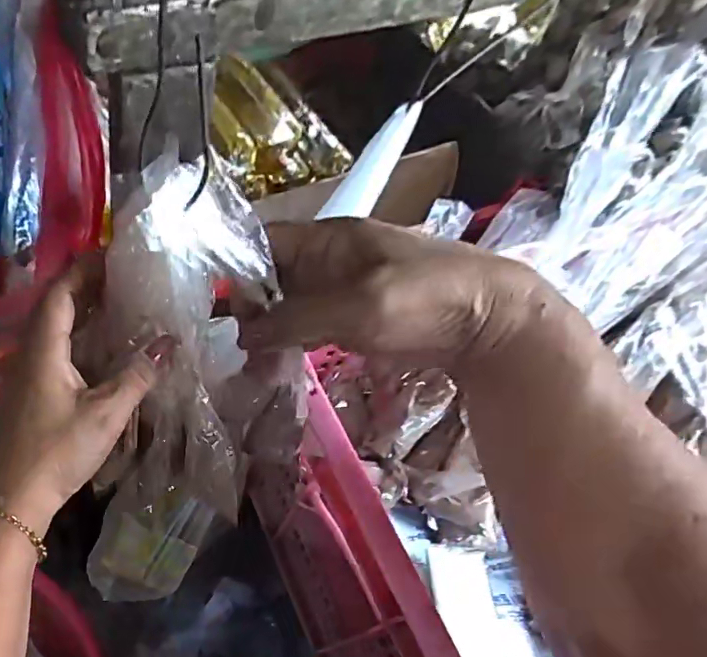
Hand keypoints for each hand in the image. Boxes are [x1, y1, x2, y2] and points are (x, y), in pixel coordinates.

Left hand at [0, 263, 159, 533]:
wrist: (17, 495)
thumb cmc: (59, 452)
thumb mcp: (106, 414)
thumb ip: (137, 376)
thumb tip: (169, 343)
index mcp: (43, 350)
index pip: (60, 293)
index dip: (84, 269)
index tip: (112, 255)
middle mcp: (27, 355)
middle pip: (51, 307)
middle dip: (82, 287)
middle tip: (118, 277)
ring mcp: (22, 375)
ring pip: (49, 331)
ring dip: (77, 313)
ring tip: (112, 305)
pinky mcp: (25, 394)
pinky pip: (48, 351)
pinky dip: (72, 339)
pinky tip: (94, 349)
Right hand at [237, 219, 561, 377]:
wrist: (490, 322)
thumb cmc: (425, 299)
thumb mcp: (356, 307)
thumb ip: (295, 319)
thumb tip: (243, 336)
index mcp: (327, 240)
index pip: (261, 242)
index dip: (233, 268)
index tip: (216, 306)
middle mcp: (326, 260)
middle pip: (266, 278)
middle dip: (245, 310)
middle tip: (233, 347)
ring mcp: (337, 290)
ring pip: (282, 307)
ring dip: (263, 334)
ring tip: (250, 366)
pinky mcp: (348, 317)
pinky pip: (303, 326)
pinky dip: (285, 345)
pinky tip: (273, 367)